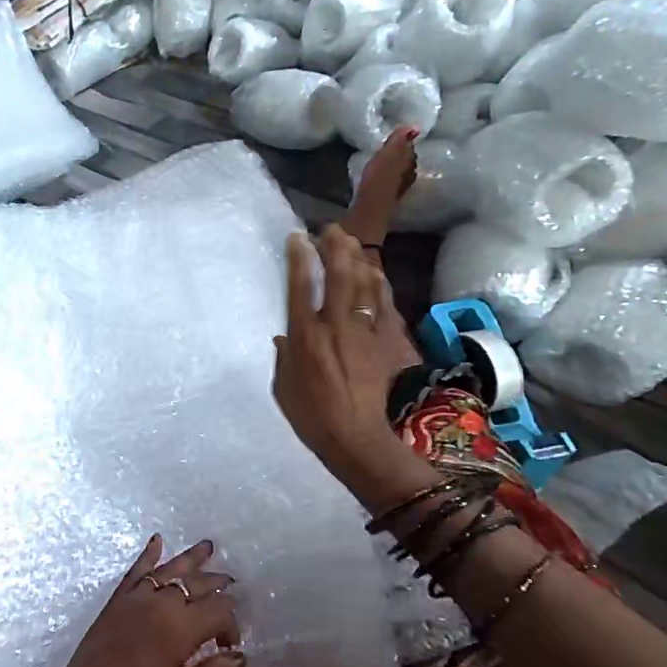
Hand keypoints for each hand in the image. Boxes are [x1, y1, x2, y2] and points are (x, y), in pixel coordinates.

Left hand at [7, 537, 242, 666]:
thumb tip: (237, 656)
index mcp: (175, 630)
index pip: (217, 611)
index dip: (231, 626)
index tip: (231, 649)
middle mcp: (153, 606)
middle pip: (193, 584)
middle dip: (215, 584)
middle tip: (232, 586)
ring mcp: (128, 604)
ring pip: (165, 571)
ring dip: (188, 560)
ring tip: (208, 547)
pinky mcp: (109, 609)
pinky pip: (132, 575)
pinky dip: (146, 556)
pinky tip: (156, 542)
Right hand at [272, 226, 433, 512]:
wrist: (354, 437)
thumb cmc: (311, 416)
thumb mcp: (283, 387)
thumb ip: (283, 357)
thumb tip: (285, 337)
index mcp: (304, 336)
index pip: (301, 286)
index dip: (300, 257)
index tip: (298, 236)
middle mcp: (334, 325)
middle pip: (339, 275)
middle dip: (335, 247)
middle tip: (331, 230)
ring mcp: (362, 331)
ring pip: (364, 284)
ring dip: (358, 258)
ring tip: (351, 241)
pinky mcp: (383, 342)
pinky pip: (383, 304)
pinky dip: (379, 284)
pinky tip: (375, 271)